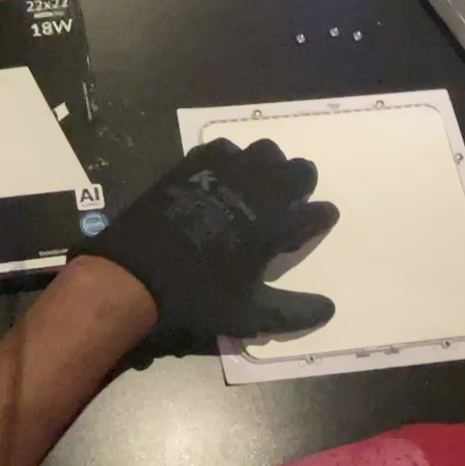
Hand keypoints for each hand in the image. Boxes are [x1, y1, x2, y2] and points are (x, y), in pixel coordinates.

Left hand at [73, 138, 338, 349]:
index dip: (320, 219)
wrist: (136, 276)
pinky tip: (220, 181)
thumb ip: (293, 313)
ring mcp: (225, 172)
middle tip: (286, 206)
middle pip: (299, 171)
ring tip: (255, 189)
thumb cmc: (198, 298)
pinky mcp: (192, 165)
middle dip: (300, 186)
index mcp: (277, 225)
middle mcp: (258, 190)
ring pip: (264, 152)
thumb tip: (328, 311)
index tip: (317, 222)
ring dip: (268, 167)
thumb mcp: (249, 315)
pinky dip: (230, 161)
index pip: (316, 213)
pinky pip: (223, 150)